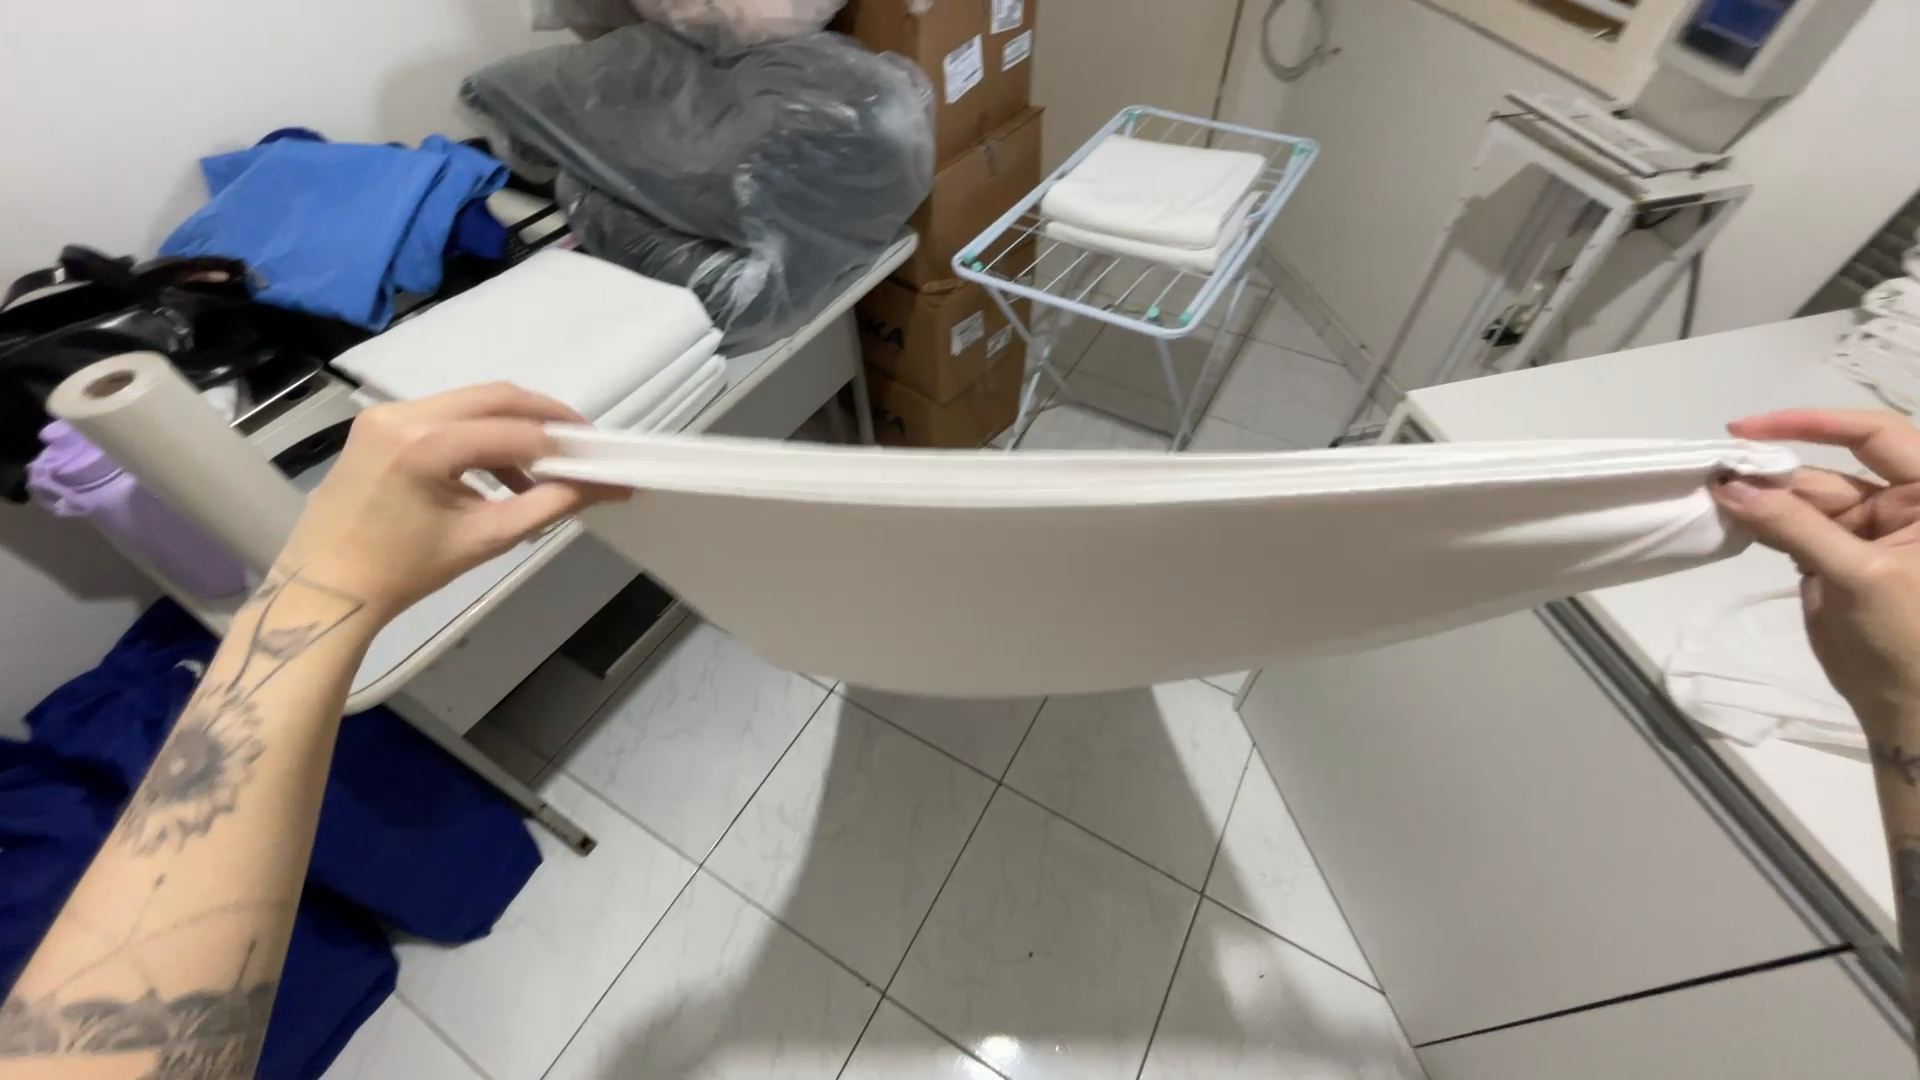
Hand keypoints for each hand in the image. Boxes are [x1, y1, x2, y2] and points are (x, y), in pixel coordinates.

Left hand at [273, 383, 625, 620]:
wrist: (327, 586)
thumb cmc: (408, 568)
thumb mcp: (491, 536)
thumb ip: (554, 503)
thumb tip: (611, 488)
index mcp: (425, 444)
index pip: (517, 432)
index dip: (566, 444)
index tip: (601, 458)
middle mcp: (403, 415)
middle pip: (496, 397)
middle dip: (547, 416)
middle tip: (584, 441)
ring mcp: (386, 415)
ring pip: (473, 402)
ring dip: (517, 425)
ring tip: (547, 463)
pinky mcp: (381, 424)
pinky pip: (448, 415)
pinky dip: (485, 434)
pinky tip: (505, 472)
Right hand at [1712, 409, 1919, 735]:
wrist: (1913, 702)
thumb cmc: (1914, 634)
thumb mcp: (1860, 574)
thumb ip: (1793, 525)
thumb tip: (1727, 486)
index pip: (1879, 436)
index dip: (1813, 424)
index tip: (1742, 430)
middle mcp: (1909, 506)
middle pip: (1829, 470)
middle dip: (1769, 472)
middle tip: (1708, 477)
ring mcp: (1869, 532)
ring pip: (1802, 500)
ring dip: (1755, 499)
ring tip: (1707, 499)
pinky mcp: (1834, 556)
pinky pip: (1789, 528)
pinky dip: (1755, 523)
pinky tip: (1724, 520)